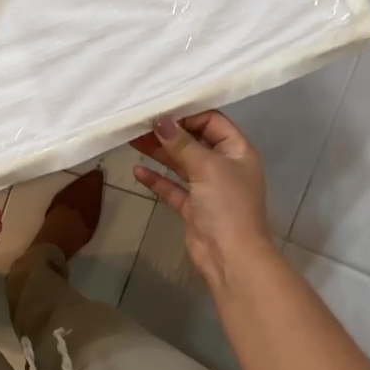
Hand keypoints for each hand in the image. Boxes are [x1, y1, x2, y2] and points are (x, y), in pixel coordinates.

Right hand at [131, 112, 273, 288]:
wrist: (230, 256)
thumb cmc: (226, 205)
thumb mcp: (207, 167)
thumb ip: (182, 143)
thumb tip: (160, 120)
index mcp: (237, 151)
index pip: (212, 122)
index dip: (187, 116)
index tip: (160, 112)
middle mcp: (223, 166)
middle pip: (193, 142)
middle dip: (168, 133)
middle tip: (139, 124)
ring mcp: (207, 188)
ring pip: (180, 164)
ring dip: (159, 152)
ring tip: (132, 140)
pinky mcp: (192, 207)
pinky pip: (172, 187)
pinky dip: (156, 179)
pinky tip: (137, 171)